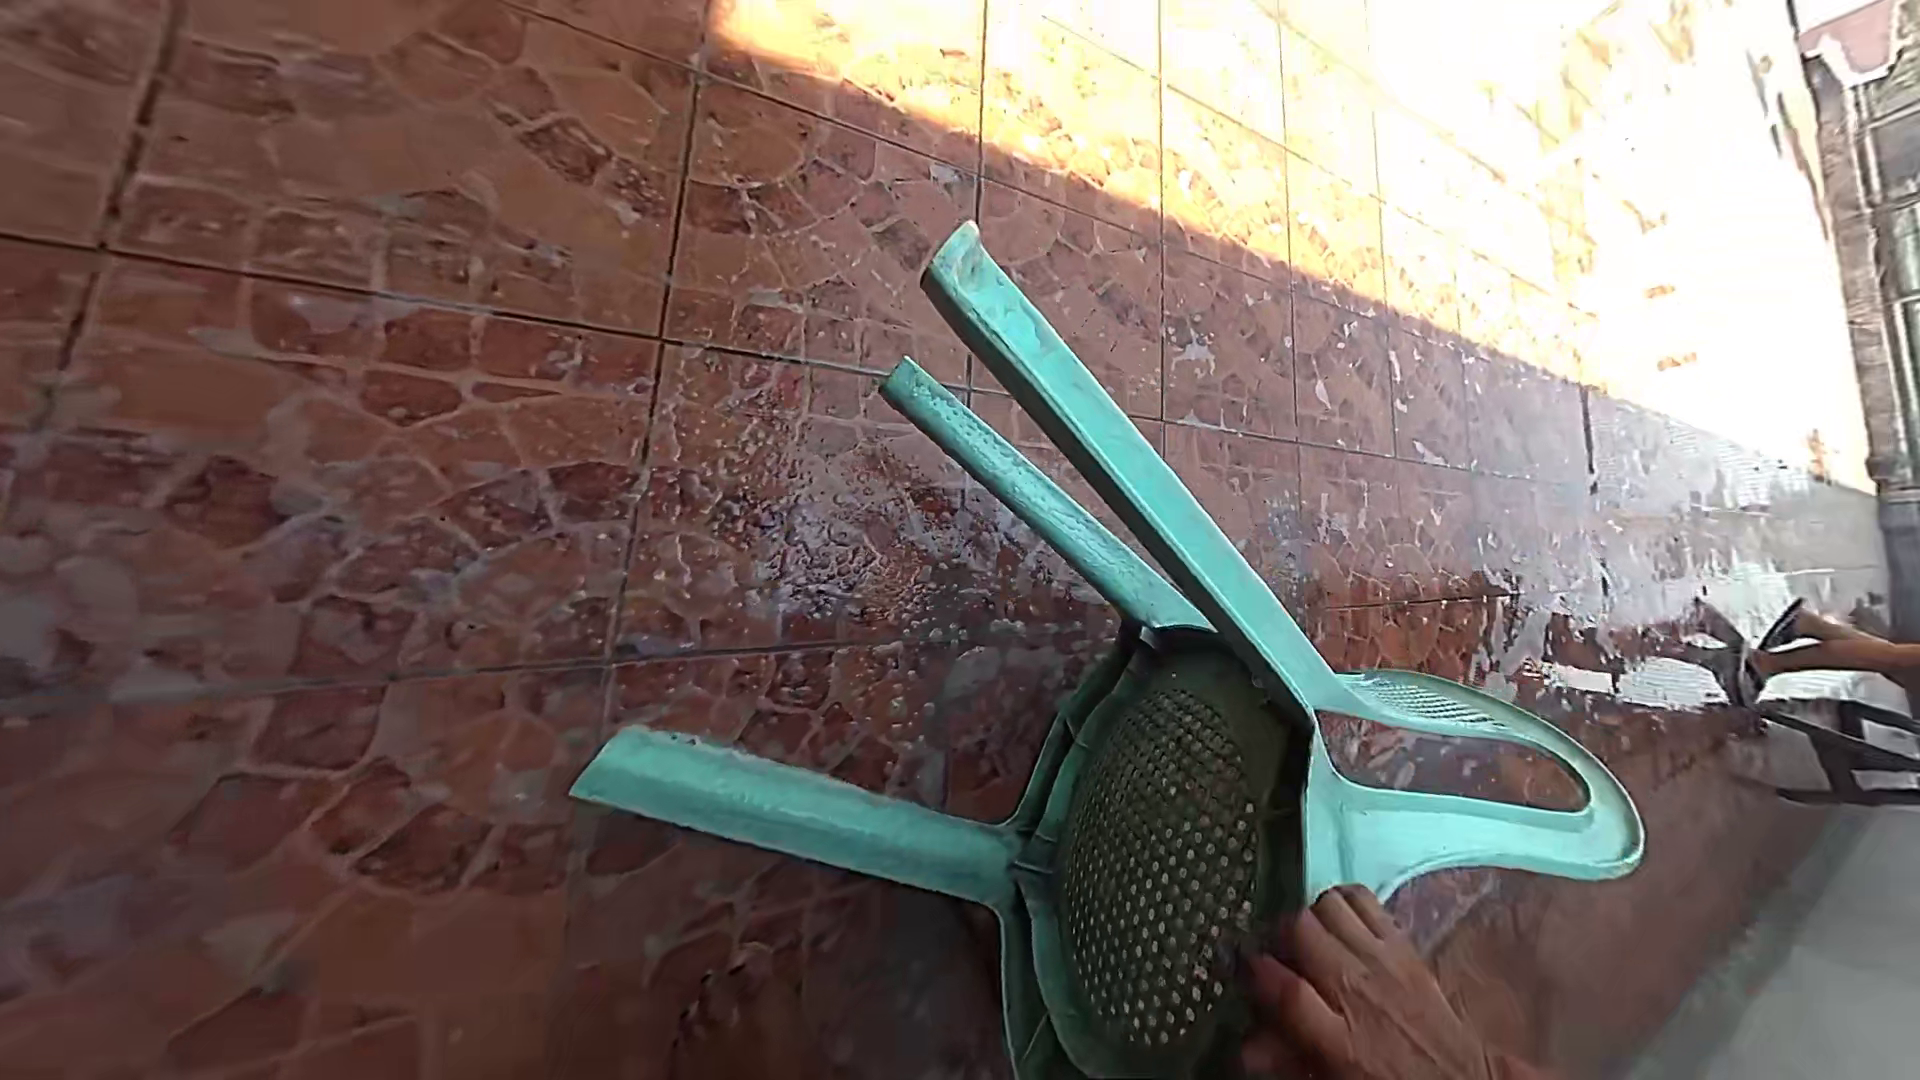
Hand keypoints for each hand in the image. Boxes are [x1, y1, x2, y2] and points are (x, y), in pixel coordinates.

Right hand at [1240, 886, 1542, 1079]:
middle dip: (1278, 932)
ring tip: (1308, 934)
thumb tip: (1243, 1048)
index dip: (1253, 969)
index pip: (1284, 990)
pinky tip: (1337, 918)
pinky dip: (1342, 899)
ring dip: (1309, 914)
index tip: (1240, 962)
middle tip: (1276, 948)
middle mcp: (1358, 990)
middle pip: (1300, 929)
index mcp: (1341, 1038)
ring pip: (1326, 906)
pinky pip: (1362, 899)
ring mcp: (1382, 961)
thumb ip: (1289, 1060)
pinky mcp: (1402, 944)